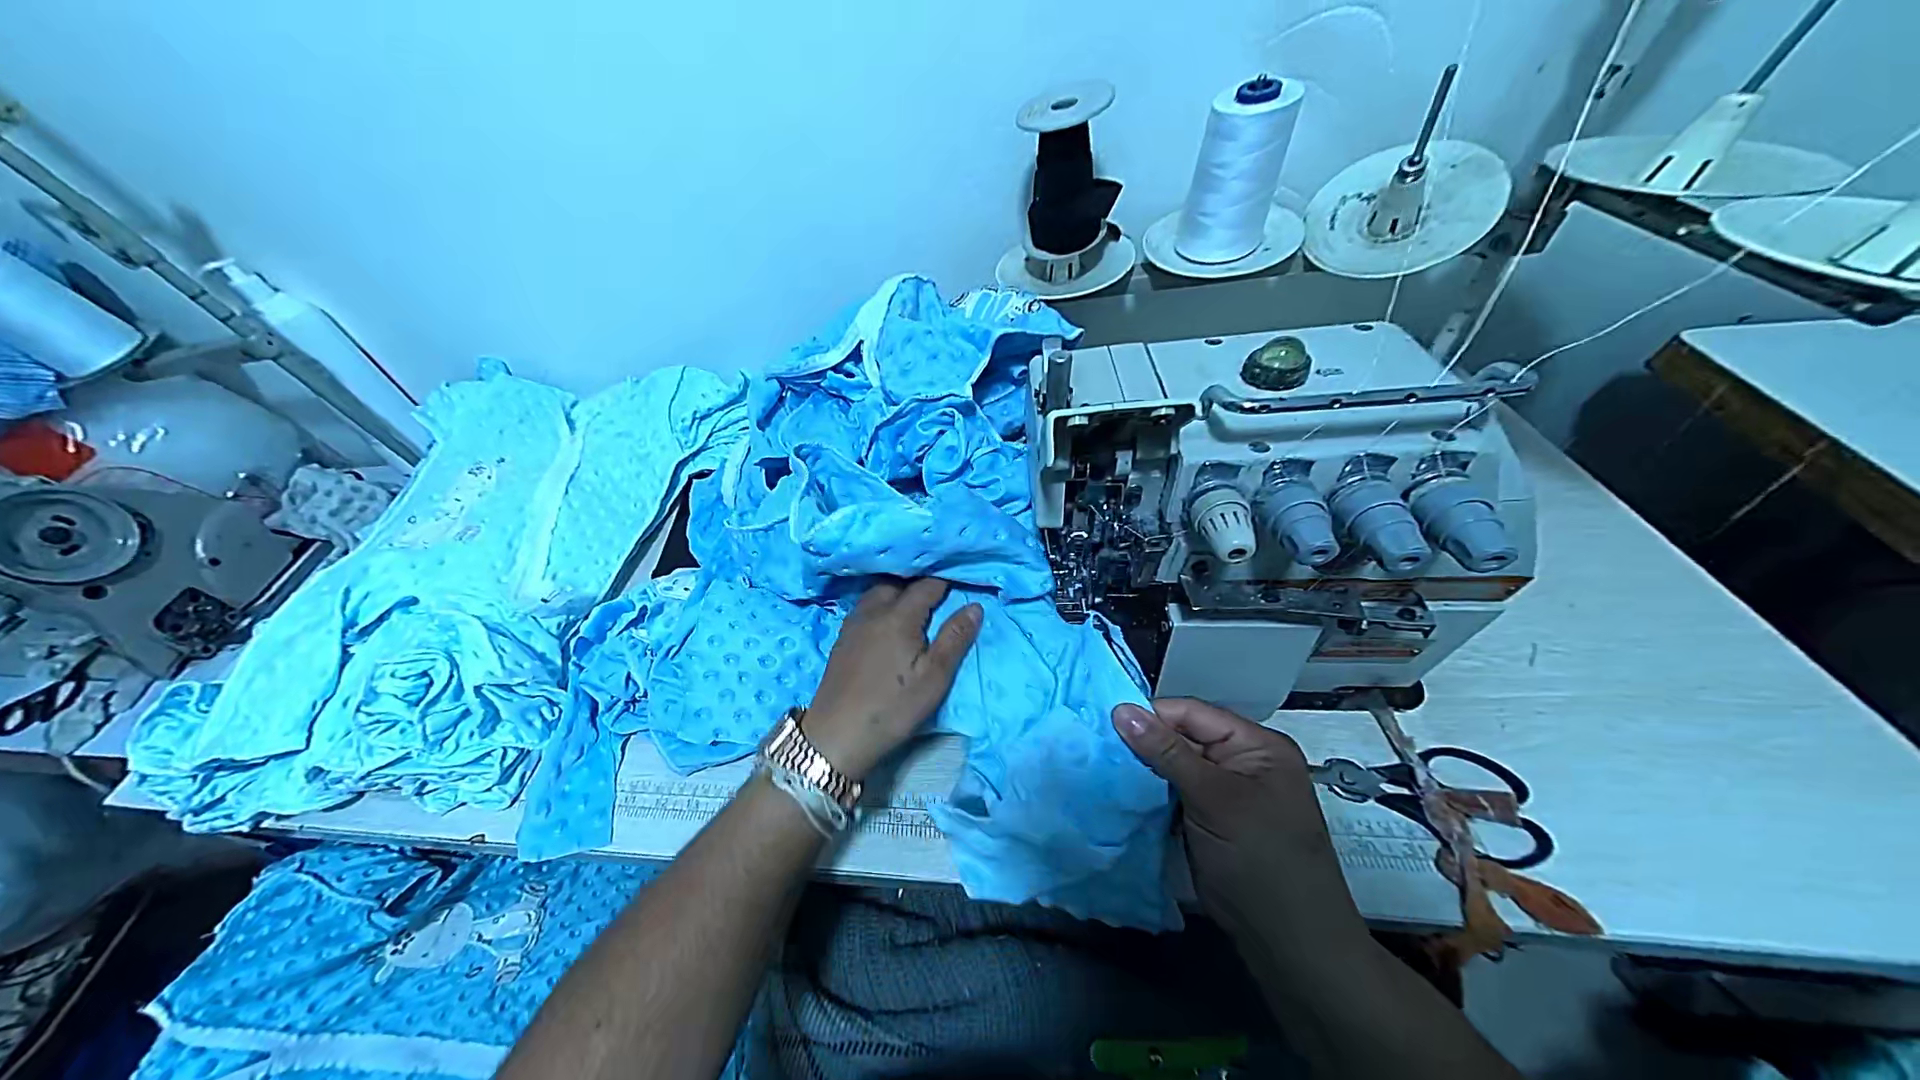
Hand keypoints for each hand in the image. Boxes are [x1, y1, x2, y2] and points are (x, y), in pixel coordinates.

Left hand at [805, 579, 982, 781]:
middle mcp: (873, 611)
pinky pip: (865, 609)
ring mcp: (853, 625)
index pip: (926, 586)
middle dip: (919, 584)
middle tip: (939, 596)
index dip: (946, 582)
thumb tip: (975, 606)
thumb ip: (955, 639)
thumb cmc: (893, 707)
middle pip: (898, 584)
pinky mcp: (842, 640)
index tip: (962, 584)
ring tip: (914, 608)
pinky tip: (887, 624)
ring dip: (897, 593)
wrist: (837, 734)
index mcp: (898, 616)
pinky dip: (881, 606)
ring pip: (877, 594)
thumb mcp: (934, 678)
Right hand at [1112, 699, 1363, 940]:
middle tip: (1098, 747)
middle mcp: (1241, 762)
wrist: (1287, 941)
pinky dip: (1150, 794)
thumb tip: (1121, 710)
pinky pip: (1173, 793)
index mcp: (1256, 746)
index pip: (1193, 714)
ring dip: (1144, 770)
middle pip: (1182, 737)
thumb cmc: (1259, 858)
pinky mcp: (1208, 820)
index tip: (1107, 724)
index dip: (1152, 716)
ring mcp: (1224, 793)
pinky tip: (1122, 793)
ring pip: (1173, 766)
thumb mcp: (1213, 798)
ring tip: (1102, 767)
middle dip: (1144, 743)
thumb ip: (1167, 752)